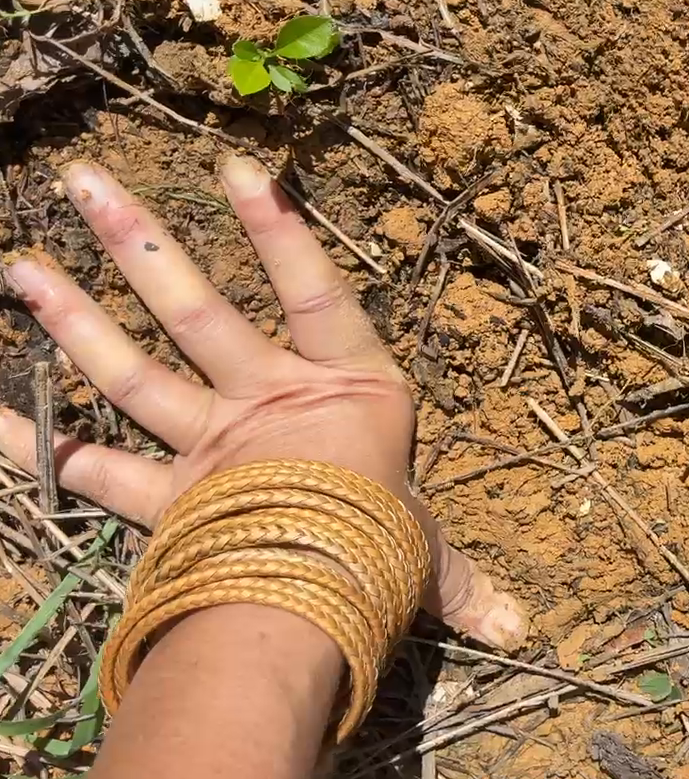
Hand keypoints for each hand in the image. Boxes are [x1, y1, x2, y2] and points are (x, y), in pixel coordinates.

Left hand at [0, 158, 525, 649]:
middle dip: (144, 249)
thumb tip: (526, 628)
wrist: (316, 602)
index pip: (317, 292)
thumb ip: (469, 580)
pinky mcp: (161, 493)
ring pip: (134, 369)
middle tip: (84, 183)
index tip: (237, 170)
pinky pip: (85, 460)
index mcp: (349, 388)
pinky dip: (23, 437)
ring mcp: (209, 441)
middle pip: (199, 315)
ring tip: (14, 263)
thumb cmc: (390, 551)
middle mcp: (273, 400)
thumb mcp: (436, 557)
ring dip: (73, 318)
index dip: (278, 232)